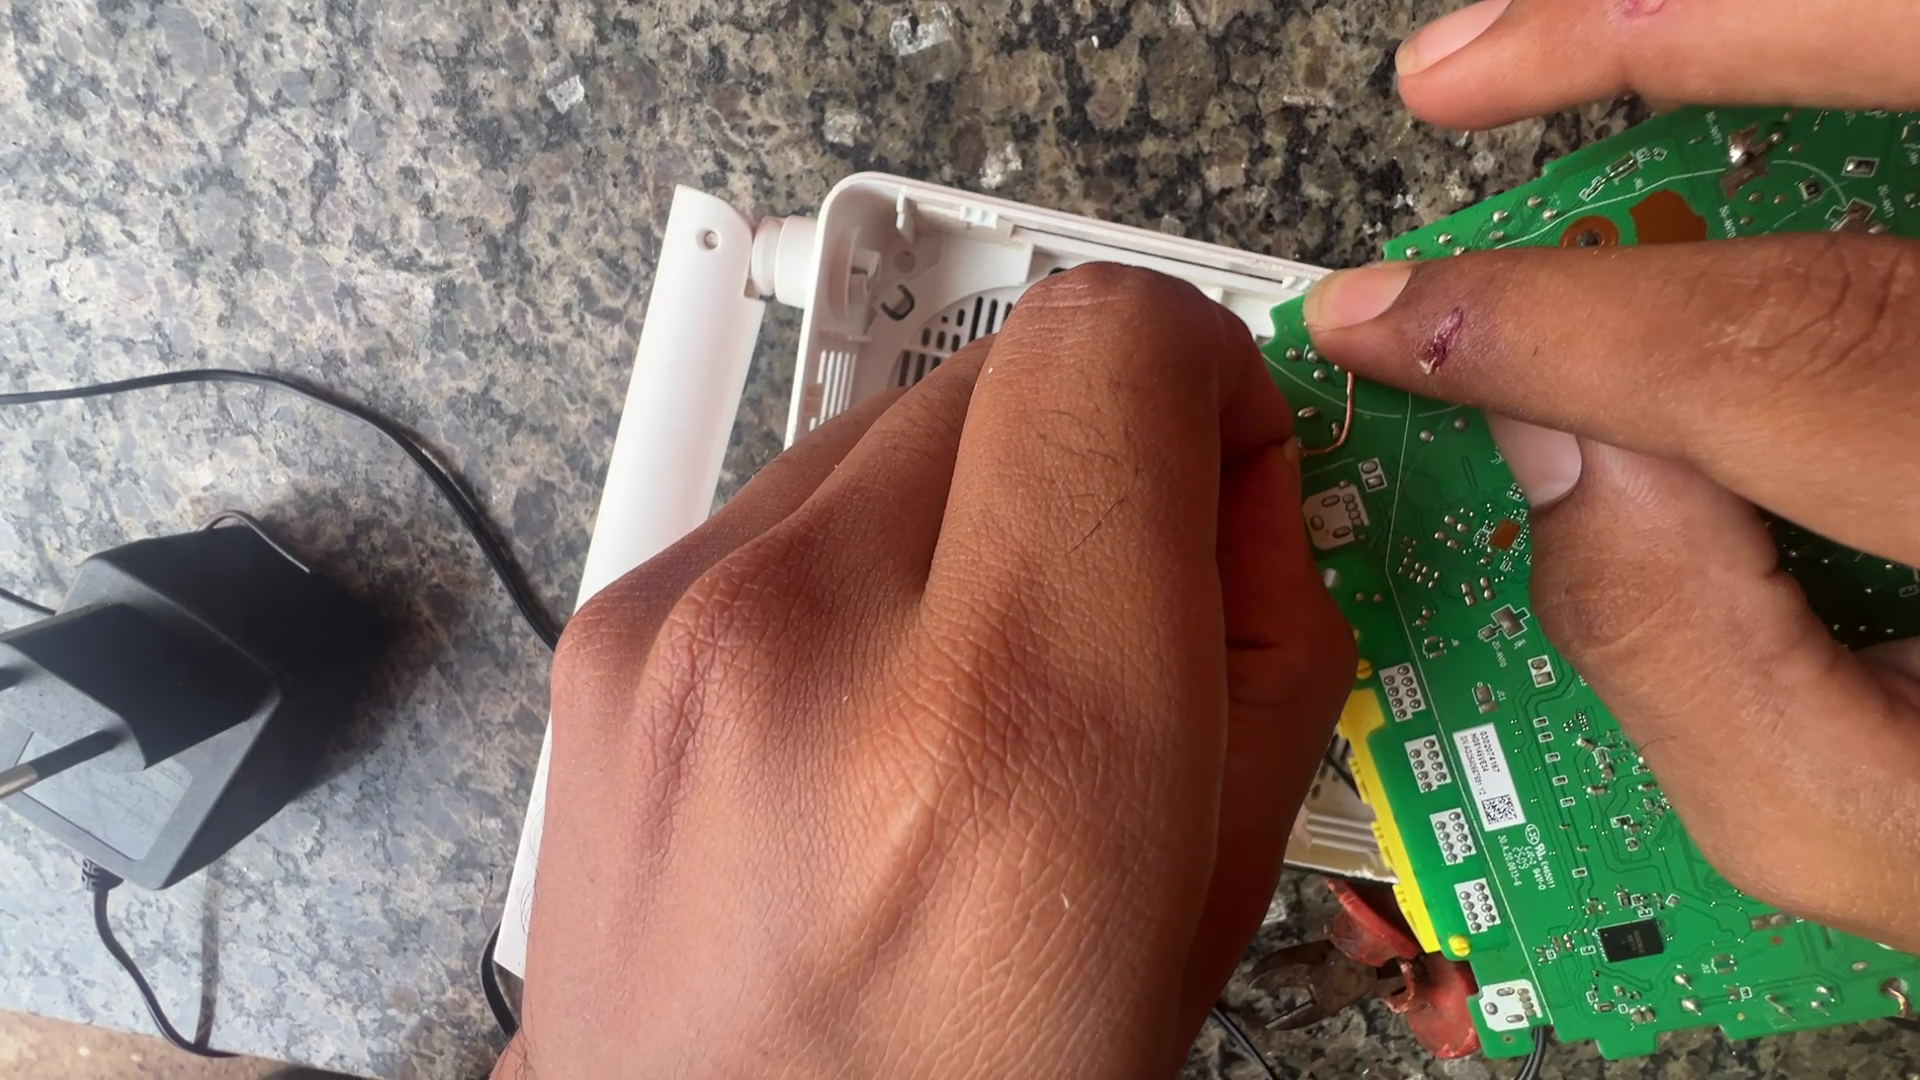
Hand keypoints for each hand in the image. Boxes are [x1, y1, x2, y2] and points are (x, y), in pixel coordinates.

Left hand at [501, 266, 1352, 1077]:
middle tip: (1107, 565)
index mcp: (1008, 735)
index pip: (1105, 351)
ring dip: (978, 496)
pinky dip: (875, 540)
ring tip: (971, 646)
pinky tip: (871, 664)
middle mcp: (810, 646)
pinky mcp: (616, 622)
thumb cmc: (978, 1072)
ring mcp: (679, 623)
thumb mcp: (1210, 873)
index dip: (1187, 364)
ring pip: (901, 418)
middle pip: (1004, 368)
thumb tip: (1226, 472)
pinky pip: (801, 489)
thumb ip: (1262, 626)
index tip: (1204, 439)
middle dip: (1096, 440)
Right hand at [1305, 0, 1919, 950]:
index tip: (1373, 315)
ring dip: (1723, 17)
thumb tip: (1543, 446)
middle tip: (1453, 72)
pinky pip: (1912, 143)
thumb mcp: (1841, 815)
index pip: (1783, 354)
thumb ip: (1663, 647)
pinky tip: (1688, 66)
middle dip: (1665, 38)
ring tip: (1520, 43)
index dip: (1543, 323)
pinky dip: (1803, 71)